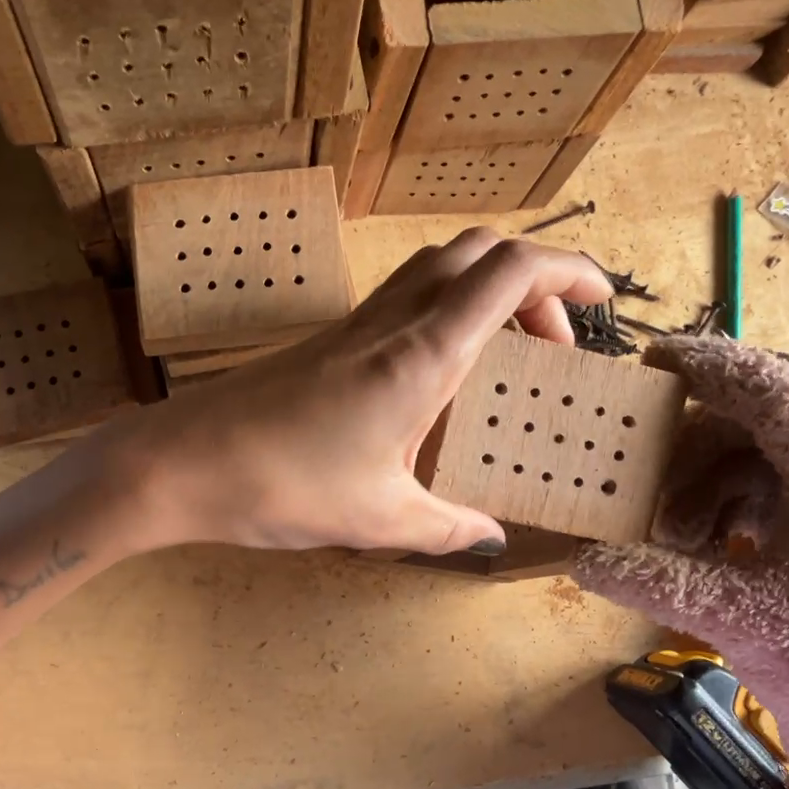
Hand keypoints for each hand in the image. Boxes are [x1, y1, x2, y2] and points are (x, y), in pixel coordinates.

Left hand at [102, 228, 612, 553]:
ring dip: (485, 295)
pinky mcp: (325, 341)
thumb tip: (489, 537)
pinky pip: (402, 301)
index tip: (603, 299)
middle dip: (534, 284)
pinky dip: (441, 316)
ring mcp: (353, 325)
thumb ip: (447, 526)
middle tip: (549, 349)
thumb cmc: (285, 486)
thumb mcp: (380, 518)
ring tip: (501, 362)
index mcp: (422, 354)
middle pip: (479, 252)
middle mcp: (392, 321)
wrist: (185, 463)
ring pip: (437, 269)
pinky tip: (435, 382)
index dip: (571, 270)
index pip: (513, 272)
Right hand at [570, 337, 788, 788]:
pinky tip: (702, 551)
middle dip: (692, 448)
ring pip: (761, 461)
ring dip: (703, 488)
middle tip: (641, 475)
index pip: (778, 392)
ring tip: (669, 536)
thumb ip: (659, 582)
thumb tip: (581, 561)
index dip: (713, 368)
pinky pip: (770, 496)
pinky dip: (725, 513)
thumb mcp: (743, 622)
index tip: (651, 361)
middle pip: (761, 424)